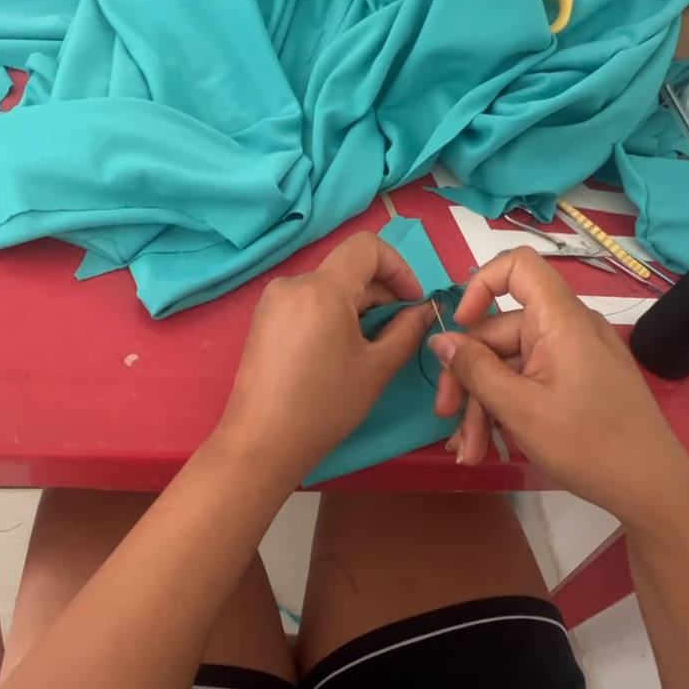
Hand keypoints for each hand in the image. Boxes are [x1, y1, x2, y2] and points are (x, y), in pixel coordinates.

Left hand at [216, 232, 436, 475]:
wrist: (262, 442)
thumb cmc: (324, 406)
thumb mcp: (376, 368)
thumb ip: (407, 330)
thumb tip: (425, 309)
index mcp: (321, 289)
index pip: (367, 247)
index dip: (399, 267)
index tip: (413, 301)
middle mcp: (292, 284)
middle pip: (347, 269)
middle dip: (380, 293)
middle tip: (399, 331)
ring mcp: (272, 301)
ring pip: (328, 287)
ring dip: (356, 306)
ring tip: (367, 347)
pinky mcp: (263, 320)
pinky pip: (307, 302)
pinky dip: (331, 314)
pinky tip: (337, 352)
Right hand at [427, 247, 688, 521]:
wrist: (652, 489)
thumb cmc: (587, 443)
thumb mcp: (518, 408)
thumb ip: (474, 369)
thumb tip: (440, 340)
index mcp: (560, 320)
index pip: (517, 267)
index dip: (479, 286)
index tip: (459, 329)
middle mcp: (567, 328)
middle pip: (500, 332)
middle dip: (468, 377)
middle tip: (446, 417)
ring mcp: (573, 356)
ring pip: (508, 365)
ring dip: (482, 405)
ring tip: (467, 451)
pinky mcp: (576, 382)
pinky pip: (528, 381)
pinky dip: (504, 409)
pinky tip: (485, 446)